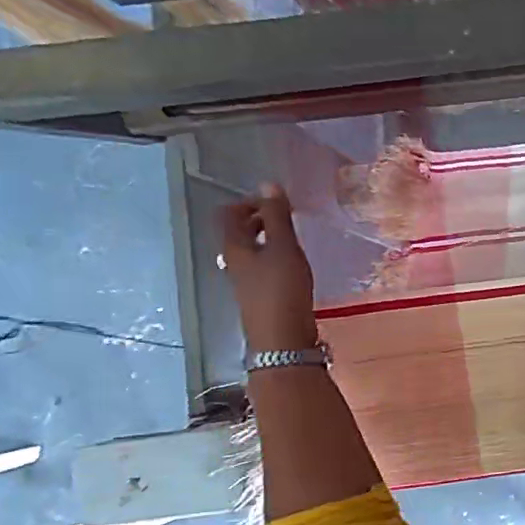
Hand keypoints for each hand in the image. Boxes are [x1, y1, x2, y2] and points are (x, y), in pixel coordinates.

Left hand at [219, 185, 317, 351]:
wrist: (283, 340)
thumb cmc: (282, 289)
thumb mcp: (284, 248)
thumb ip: (277, 216)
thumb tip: (268, 184)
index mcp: (234, 246)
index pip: (230, 213)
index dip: (251, 202)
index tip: (278, 203)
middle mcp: (234, 262)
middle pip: (240, 232)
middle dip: (261, 220)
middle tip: (288, 218)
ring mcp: (245, 282)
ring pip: (252, 252)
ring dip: (269, 241)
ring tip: (294, 242)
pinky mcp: (260, 298)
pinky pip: (262, 269)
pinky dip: (275, 260)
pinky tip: (294, 268)